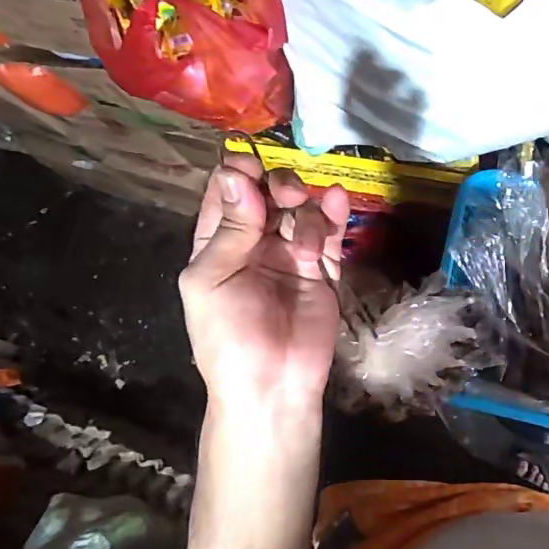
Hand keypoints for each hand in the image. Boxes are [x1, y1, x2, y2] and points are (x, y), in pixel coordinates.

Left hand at [179, 153, 350, 419]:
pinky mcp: (322, 266)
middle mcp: (254, 241)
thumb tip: (237, 174)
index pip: (227, 194)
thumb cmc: (228, 336)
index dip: (237, 173)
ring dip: (303, 208)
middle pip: (267, 193)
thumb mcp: (211, 281)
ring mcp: (290, 252)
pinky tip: (337, 200)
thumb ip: (230, 229)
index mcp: (218, 243)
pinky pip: (328, 230)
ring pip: (299, 208)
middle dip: (277, 185)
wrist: (272, 386)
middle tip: (284, 195)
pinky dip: (333, 212)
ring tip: (304, 236)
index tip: (250, 162)